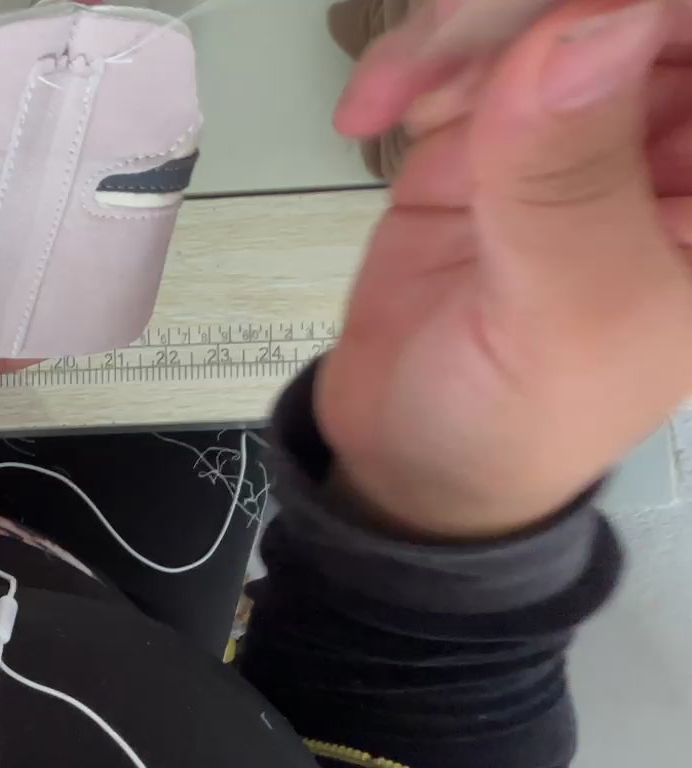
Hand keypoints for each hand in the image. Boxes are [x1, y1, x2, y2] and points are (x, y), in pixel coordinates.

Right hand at [321, 0, 691, 536]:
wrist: (407, 457)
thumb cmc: (522, 412)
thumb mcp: (566, 314)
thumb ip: (568, 186)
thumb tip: (579, 27)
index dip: (652, 6)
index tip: (548, 26)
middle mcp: (679, 128)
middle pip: (635, 8)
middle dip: (533, 8)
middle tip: (437, 49)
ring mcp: (574, 131)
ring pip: (543, 21)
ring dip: (458, 33)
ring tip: (384, 96)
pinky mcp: (479, 148)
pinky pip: (461, 68)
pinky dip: (411, 72)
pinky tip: (371, 113)